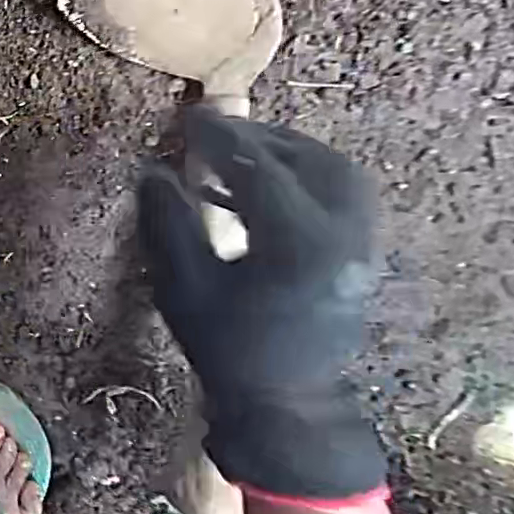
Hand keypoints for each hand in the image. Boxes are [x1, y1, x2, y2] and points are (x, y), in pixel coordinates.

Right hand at [138, 107, 385, 501]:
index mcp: (299, 245)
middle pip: (316, 162)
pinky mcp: (360, 254)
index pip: (263, 171)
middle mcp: (345, 238)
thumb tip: (152, 172)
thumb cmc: (223, 342)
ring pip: (339, 175)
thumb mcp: (182, 284)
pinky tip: (254, 186)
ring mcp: (362, 246)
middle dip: (264, 138)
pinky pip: (340, 196)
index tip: (190, 120)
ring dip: (288, 153)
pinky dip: (301, 177)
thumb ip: (169, 223)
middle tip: (216, 128)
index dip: (223, 141)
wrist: (283, 394)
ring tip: (238, 149)